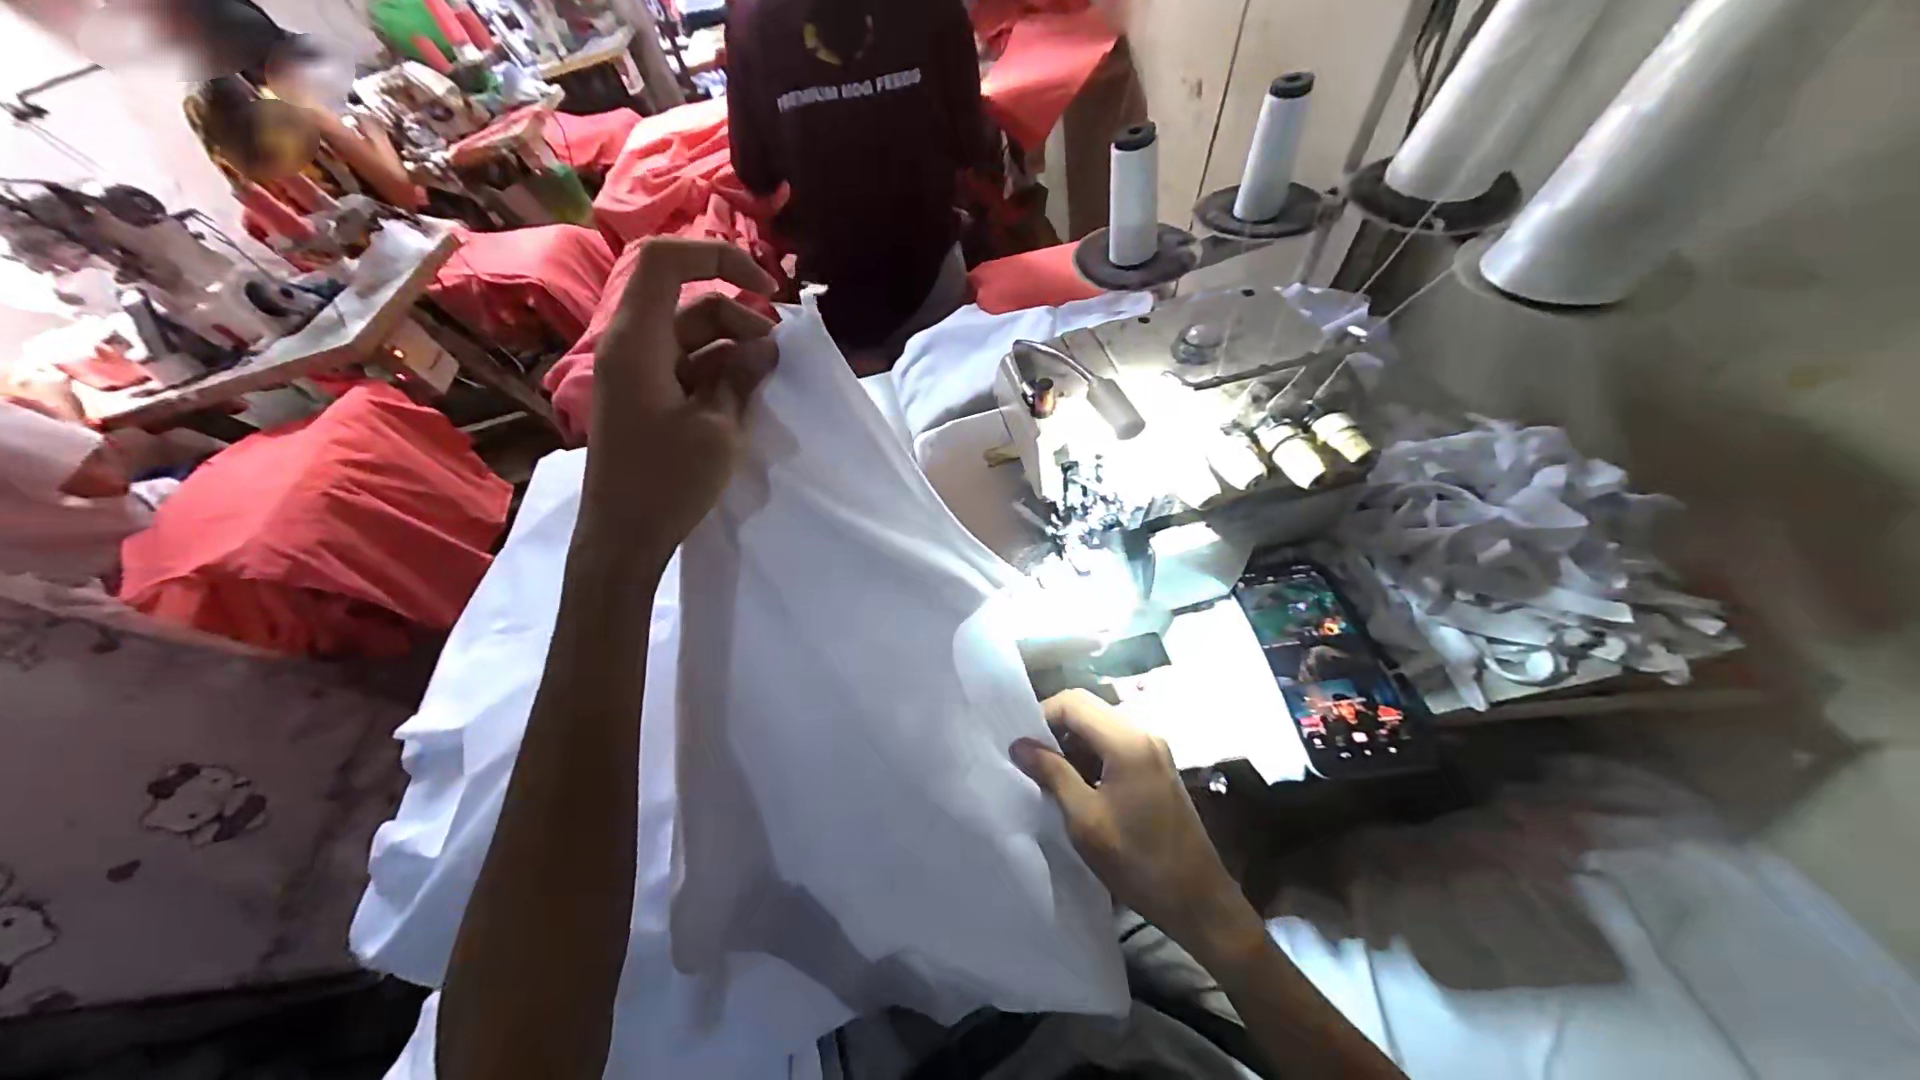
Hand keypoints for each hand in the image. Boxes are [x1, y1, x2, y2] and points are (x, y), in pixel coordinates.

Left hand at [585, 238, 778, 547]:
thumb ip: (741, 377)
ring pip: (692, 337)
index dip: (718, 256)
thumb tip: (766, 347)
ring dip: (733, 348)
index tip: (767, 288)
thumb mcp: (717, 426)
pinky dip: (718, 372)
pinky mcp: (646, 399)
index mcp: (637, 340)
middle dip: (740, 318)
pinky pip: (687, 367)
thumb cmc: (666, 480)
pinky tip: (746, 396)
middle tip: (777, 355)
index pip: (667, 260)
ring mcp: (637, 373)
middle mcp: (631, 346)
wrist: (623, 537)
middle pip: (690, 303)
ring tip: (767, 378)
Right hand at [1012, 690, 1265, 968]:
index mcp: (1127, 742)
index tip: (1020, 746)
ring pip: (1100, 727)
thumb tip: (1019, 744)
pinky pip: (1114, 745)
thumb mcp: (1085, 820)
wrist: (1198, 900)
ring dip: (1071, 744)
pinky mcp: (1156, 767)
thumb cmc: (1138, 862)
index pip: (1073, 702)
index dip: (1041, 716)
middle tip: (1030, 760)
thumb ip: (1052, 774)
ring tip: (1048, 776)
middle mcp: (1143, 734)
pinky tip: (1076, 785)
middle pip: (1087, 709)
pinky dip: (1090, 756)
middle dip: (1054, 729)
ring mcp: (1153, 750)